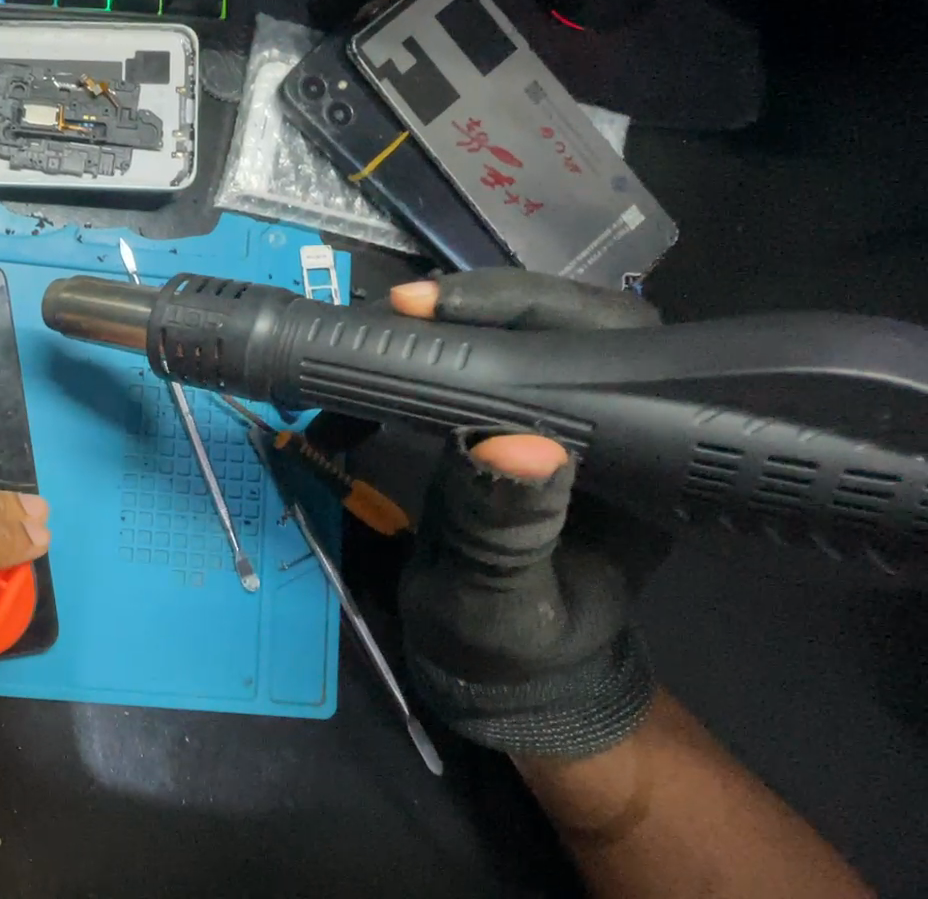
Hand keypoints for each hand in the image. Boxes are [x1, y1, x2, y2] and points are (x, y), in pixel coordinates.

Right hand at [390, 269, 670, 759]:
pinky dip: (397, 377)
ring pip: (501, 344)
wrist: (500, 677)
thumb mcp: (500, 605)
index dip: (522, 311)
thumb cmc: (511, 654)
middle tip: (387, 315)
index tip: (425, 309)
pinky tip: (350, 401)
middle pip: (552, 326)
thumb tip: (512, 442)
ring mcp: (547, 429)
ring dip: (424, 338)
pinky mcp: (499, 434)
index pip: (605, 347)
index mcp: (636, 465)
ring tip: (358, 350)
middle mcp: (601, 431)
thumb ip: (504, 531)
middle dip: (464, 311)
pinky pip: (457, 378)